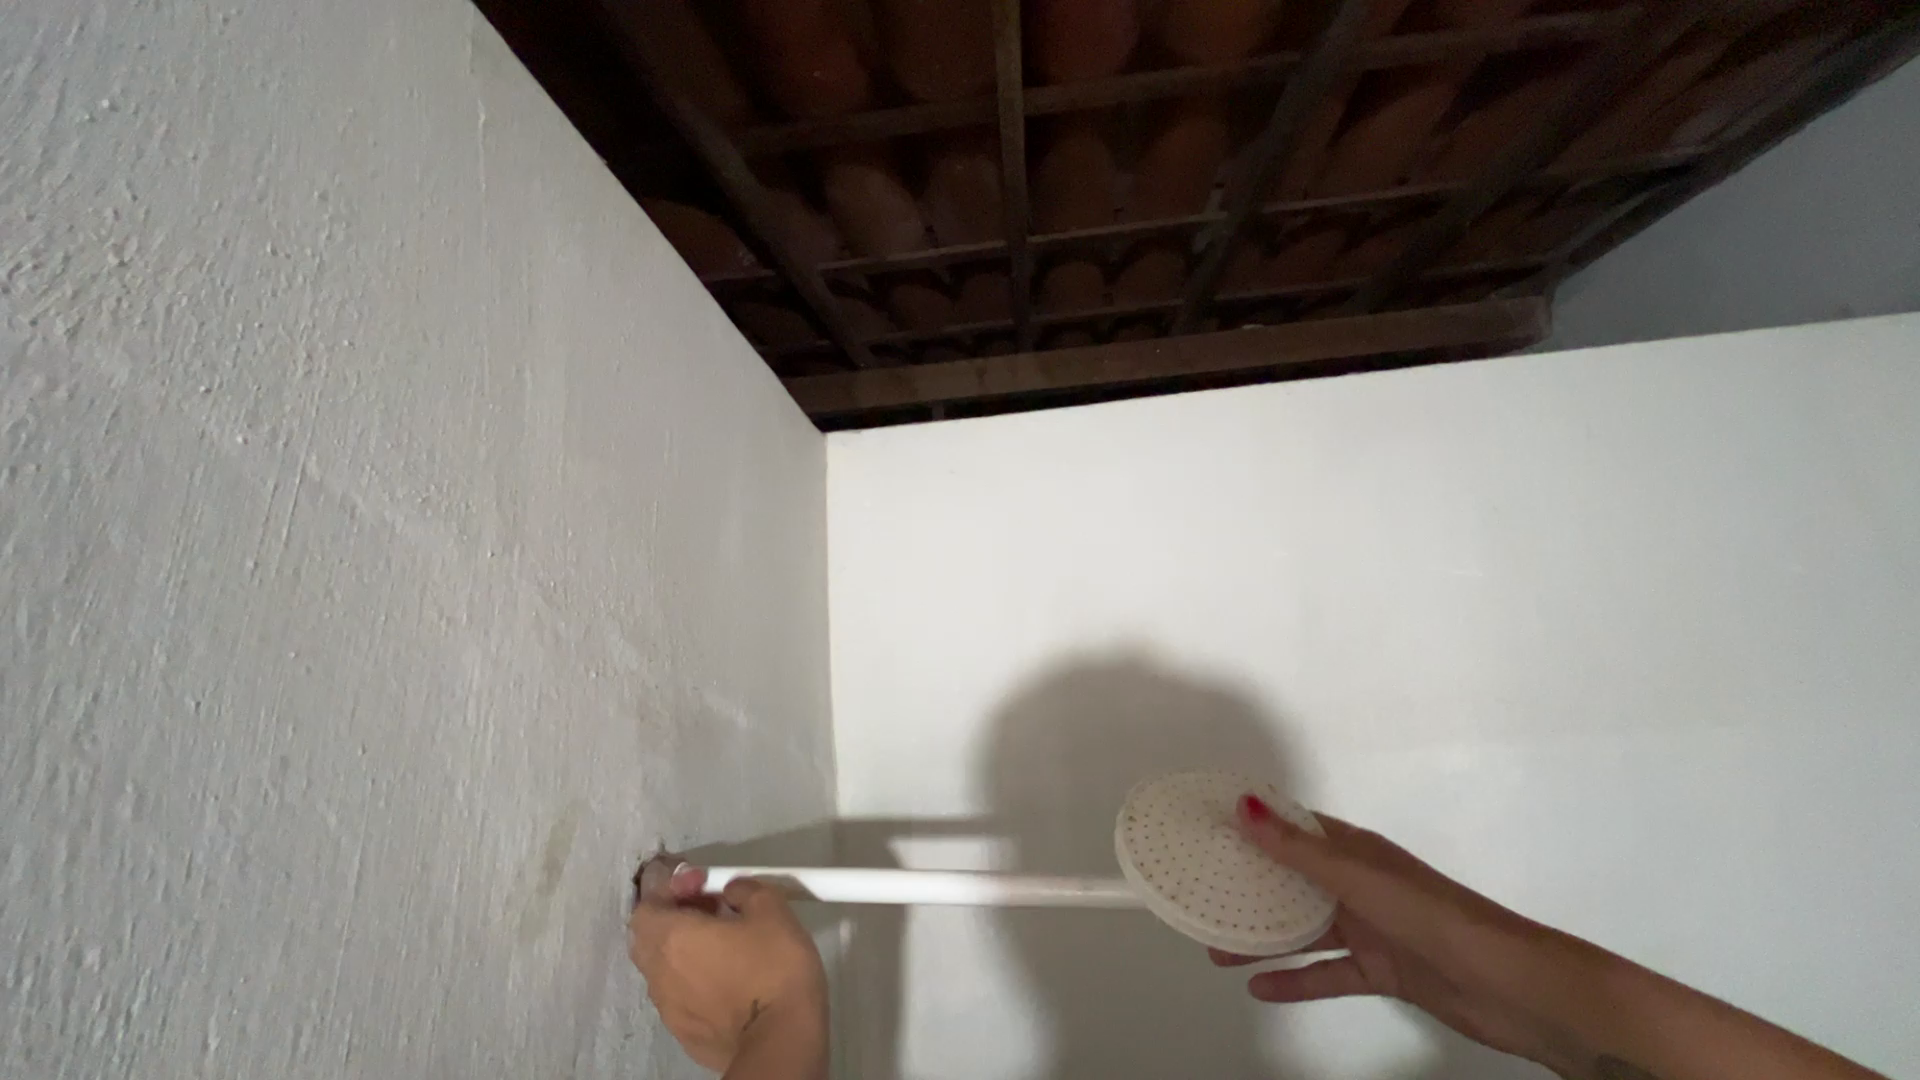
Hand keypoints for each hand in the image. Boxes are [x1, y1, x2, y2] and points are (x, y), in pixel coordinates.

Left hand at [629, 862, 828, 1072]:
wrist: (782, 1039)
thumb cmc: (773, 966)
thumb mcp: (771, 908)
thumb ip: (744, 889)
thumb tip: (729, 891)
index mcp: (673, 938)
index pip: (646, 905)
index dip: (670, 887)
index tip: (703, 882)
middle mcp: (660, 973)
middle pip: (647, 937)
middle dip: (672, 916)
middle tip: (708, 908)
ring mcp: (669, 1009)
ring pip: (662, 968)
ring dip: (681, 949)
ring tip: (721, 942)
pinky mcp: (684, 1033)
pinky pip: (679, 994)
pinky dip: (692, 978)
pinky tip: (725, 977)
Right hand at [1213, 797, 1597, 1076]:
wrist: (1513, 988)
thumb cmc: (1429, 916)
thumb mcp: (1356, 877)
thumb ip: (1296, 849)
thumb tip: (1242, 804)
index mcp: (1351, 850)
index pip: (1290, 828)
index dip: (1250, 824)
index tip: (1205, 828)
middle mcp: (1355, 882)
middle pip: (1289, 881)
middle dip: (1245, 889)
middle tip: (1199, 898)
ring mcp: (1369, 927)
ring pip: (1302, 929)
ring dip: (1261, 938)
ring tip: (1214, 949)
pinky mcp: (1381, 970)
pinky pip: (1328, 972)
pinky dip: (1295, 980)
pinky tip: (1259, 989)